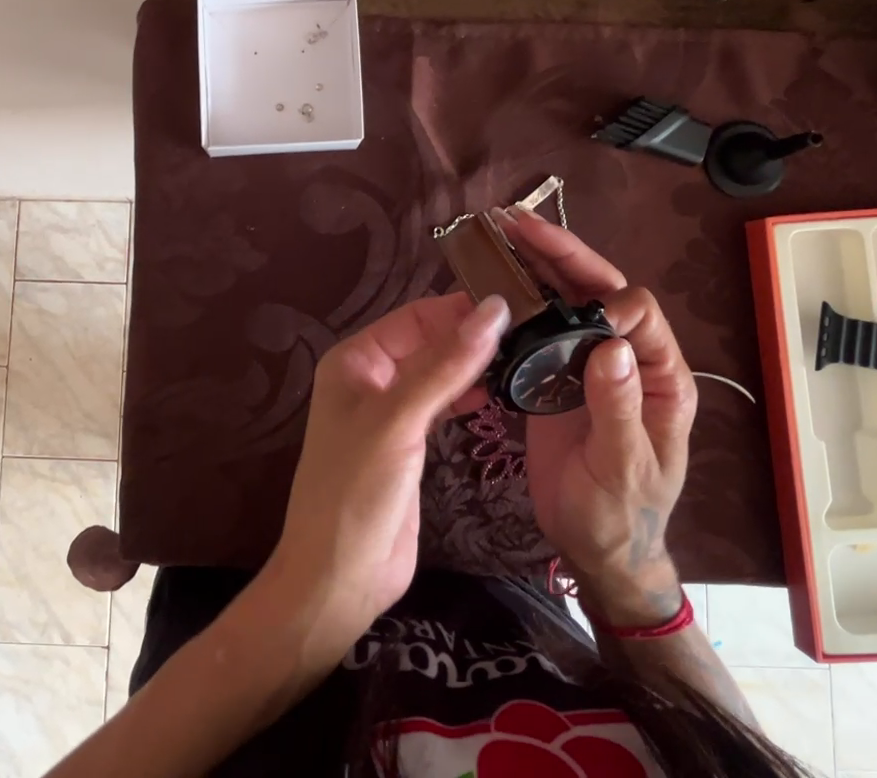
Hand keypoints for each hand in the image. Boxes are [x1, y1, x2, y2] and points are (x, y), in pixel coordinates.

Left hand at [265, 292, 510, 657]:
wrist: (341, 574)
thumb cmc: (357, 489)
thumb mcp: (399, 421)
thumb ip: (446, 366)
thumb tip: (495, 310)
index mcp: (354, 361)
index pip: (415, 318)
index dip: (461, 310)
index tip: (520, 303)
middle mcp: (370, 380)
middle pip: (429, 343)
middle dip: (472, 337)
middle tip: (535, 331)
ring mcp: (390, 414)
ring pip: (438, 374)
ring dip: (474, 366)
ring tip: (528, 357)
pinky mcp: (410, 445)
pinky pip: (442, 406)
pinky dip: (468, 396)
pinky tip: (501, 393)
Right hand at [496, 208, 697, 626]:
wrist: (596, 547)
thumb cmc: (621, 514)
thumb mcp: (625, 468)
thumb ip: (620, 408)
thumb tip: (611, 346)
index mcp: (661, 378)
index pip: (640, 316)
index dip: (607, 302)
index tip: (569, 311)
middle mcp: (628, 360)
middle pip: (600, 293)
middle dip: (562, 255)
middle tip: (517, 223)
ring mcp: (590, 367)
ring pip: (568, 304)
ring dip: (537, 267)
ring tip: (501, 234)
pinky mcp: (557, 379)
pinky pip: (541, 331)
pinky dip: (519, 303)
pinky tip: (493, 285)